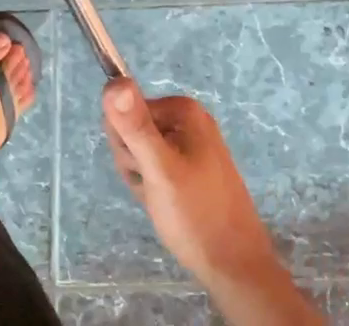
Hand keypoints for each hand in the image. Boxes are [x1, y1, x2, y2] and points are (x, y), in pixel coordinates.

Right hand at [102, 79, 282, 290]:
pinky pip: (153, 165)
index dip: (125, 143)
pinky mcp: (189, 165)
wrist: (234, 268)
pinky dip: (151, 184)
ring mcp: (189, 143)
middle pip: (130, 127)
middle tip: (153, 185)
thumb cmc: (196, 216)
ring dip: (140, 175)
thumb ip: (135, 126)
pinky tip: (164, 202)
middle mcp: (187, 119)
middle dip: (133, 160)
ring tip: (160, 197)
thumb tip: (114, 80)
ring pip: (138, 148)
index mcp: (183, 110)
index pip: (124, 110)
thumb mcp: (160, 169)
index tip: (142, 168)